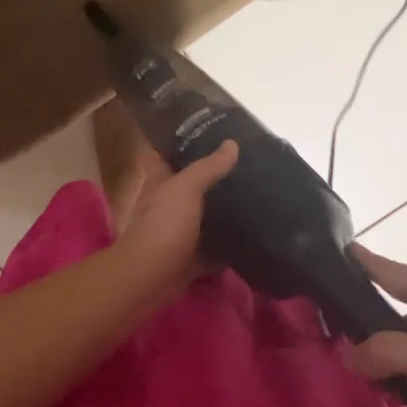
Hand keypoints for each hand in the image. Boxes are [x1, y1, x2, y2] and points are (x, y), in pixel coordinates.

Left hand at [112, 140, 238, 300]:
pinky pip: (214, 247)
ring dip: (223, 209)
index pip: (162, 152)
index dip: (176, 140)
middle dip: (211, 174)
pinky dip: (229, 244)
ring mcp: (178, 231)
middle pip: (189, 183)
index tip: (204, 128)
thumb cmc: (163, 225)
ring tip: (254, 191)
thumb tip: (232, 144)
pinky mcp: (191, 256)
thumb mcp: (185, 189)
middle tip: (242, 160)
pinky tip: (253, 233)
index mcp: (159, 182)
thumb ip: (208, 167)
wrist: (151, 277)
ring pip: (203, 215)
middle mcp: (167, 204)